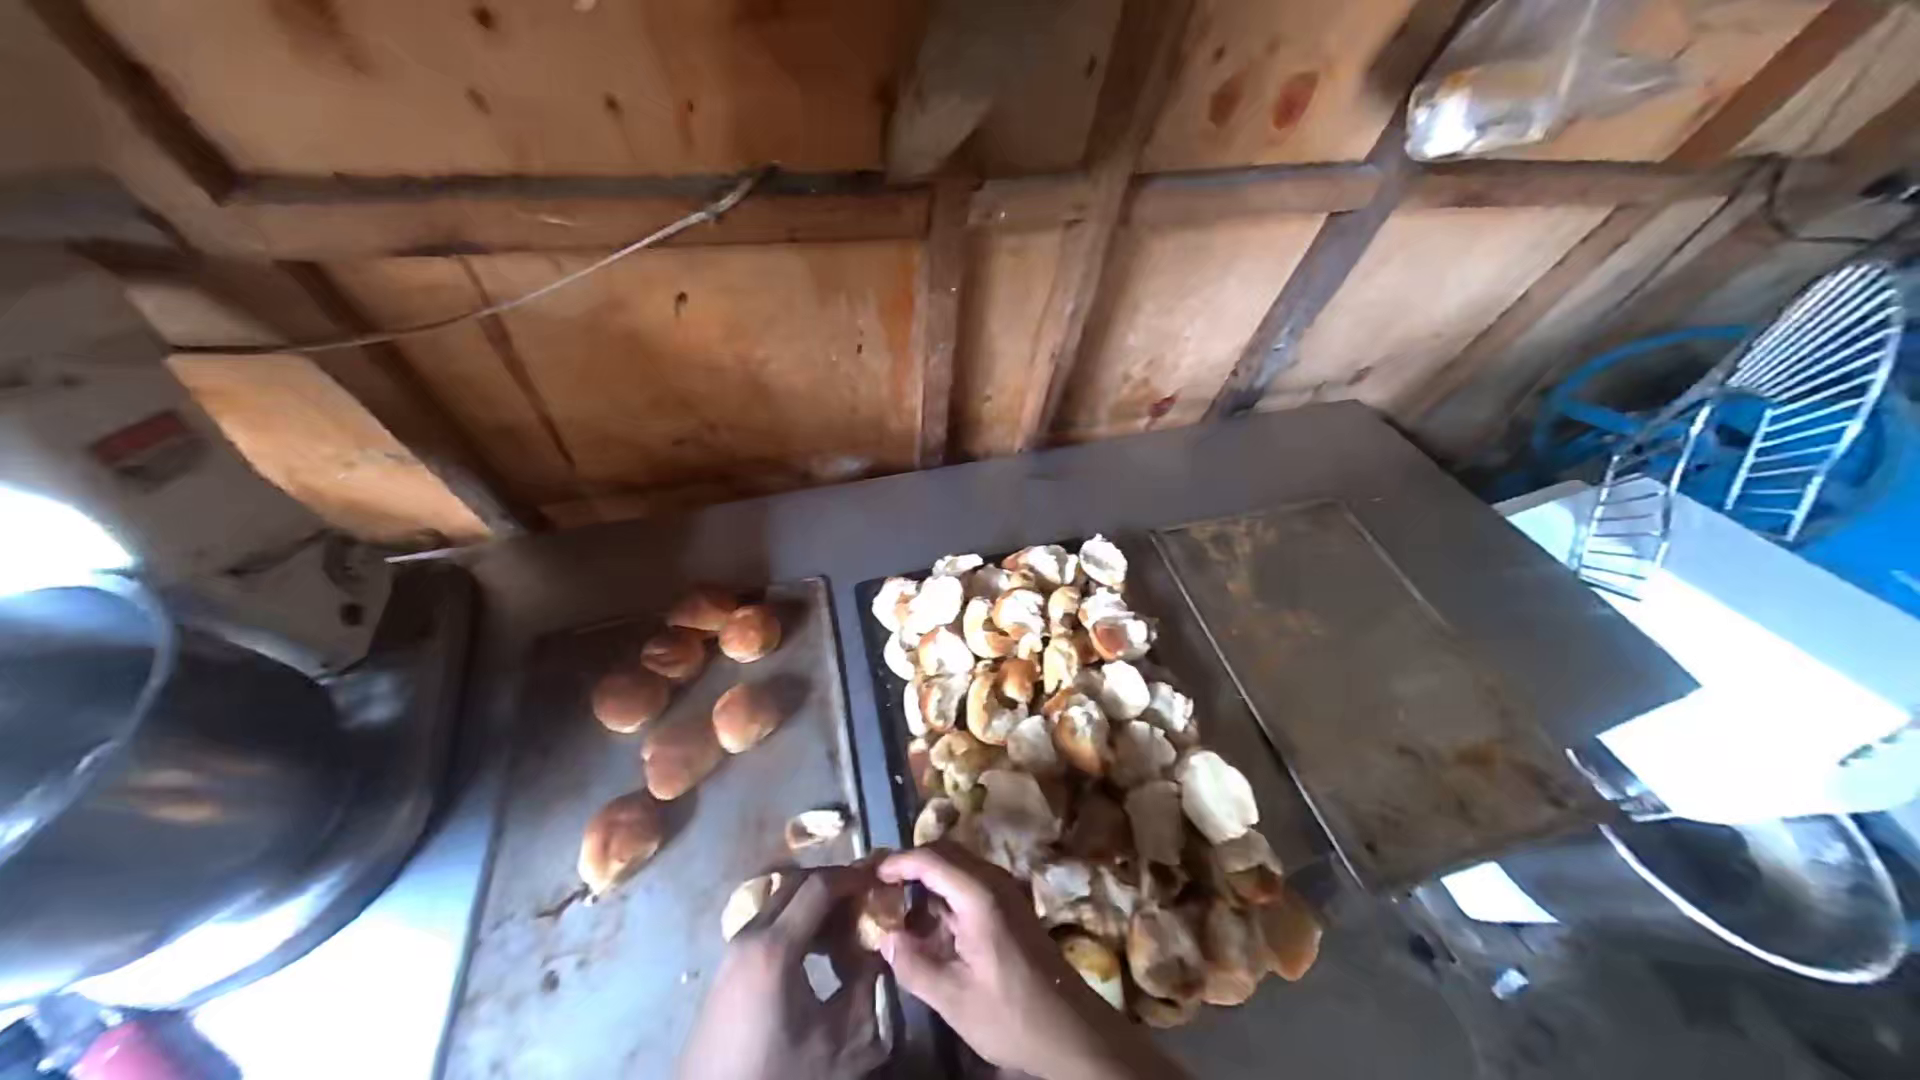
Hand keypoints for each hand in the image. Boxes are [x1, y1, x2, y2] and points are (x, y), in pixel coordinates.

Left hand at [675, 869, 886, 1079]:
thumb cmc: (778, 1076)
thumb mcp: (841, 1044)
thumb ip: (869, 988)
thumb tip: (881, 950)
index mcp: (775, 947)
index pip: (819, 885)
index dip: (852, 877)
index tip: (879, 880)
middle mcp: (750, 935)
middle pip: (797, 883)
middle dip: (835, 883)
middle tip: (866, 899)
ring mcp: (734, 948)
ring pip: (781, 900)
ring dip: (815, 902)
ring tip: (846, 926)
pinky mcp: (728, 965)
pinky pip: (769, 920)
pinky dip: (797, 920)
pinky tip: (817, 951)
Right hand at [875, 845, 1186, 1079]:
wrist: (1073, 1031)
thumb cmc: (1012, 1015)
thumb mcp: (953, 1000)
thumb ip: (913, 965)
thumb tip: (885, 937)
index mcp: (979, 896)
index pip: (930, 858)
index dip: (897, 861)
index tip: (870, 874)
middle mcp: (994, 881)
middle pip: (945, 853)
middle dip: (910, 864)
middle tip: (880, 886)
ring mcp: (1006, 891)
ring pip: (958, 866)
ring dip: (928, 878)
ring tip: (898, 906)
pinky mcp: (1011, 906)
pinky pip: (971, 883)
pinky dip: (945, 892)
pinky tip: (931, 925)